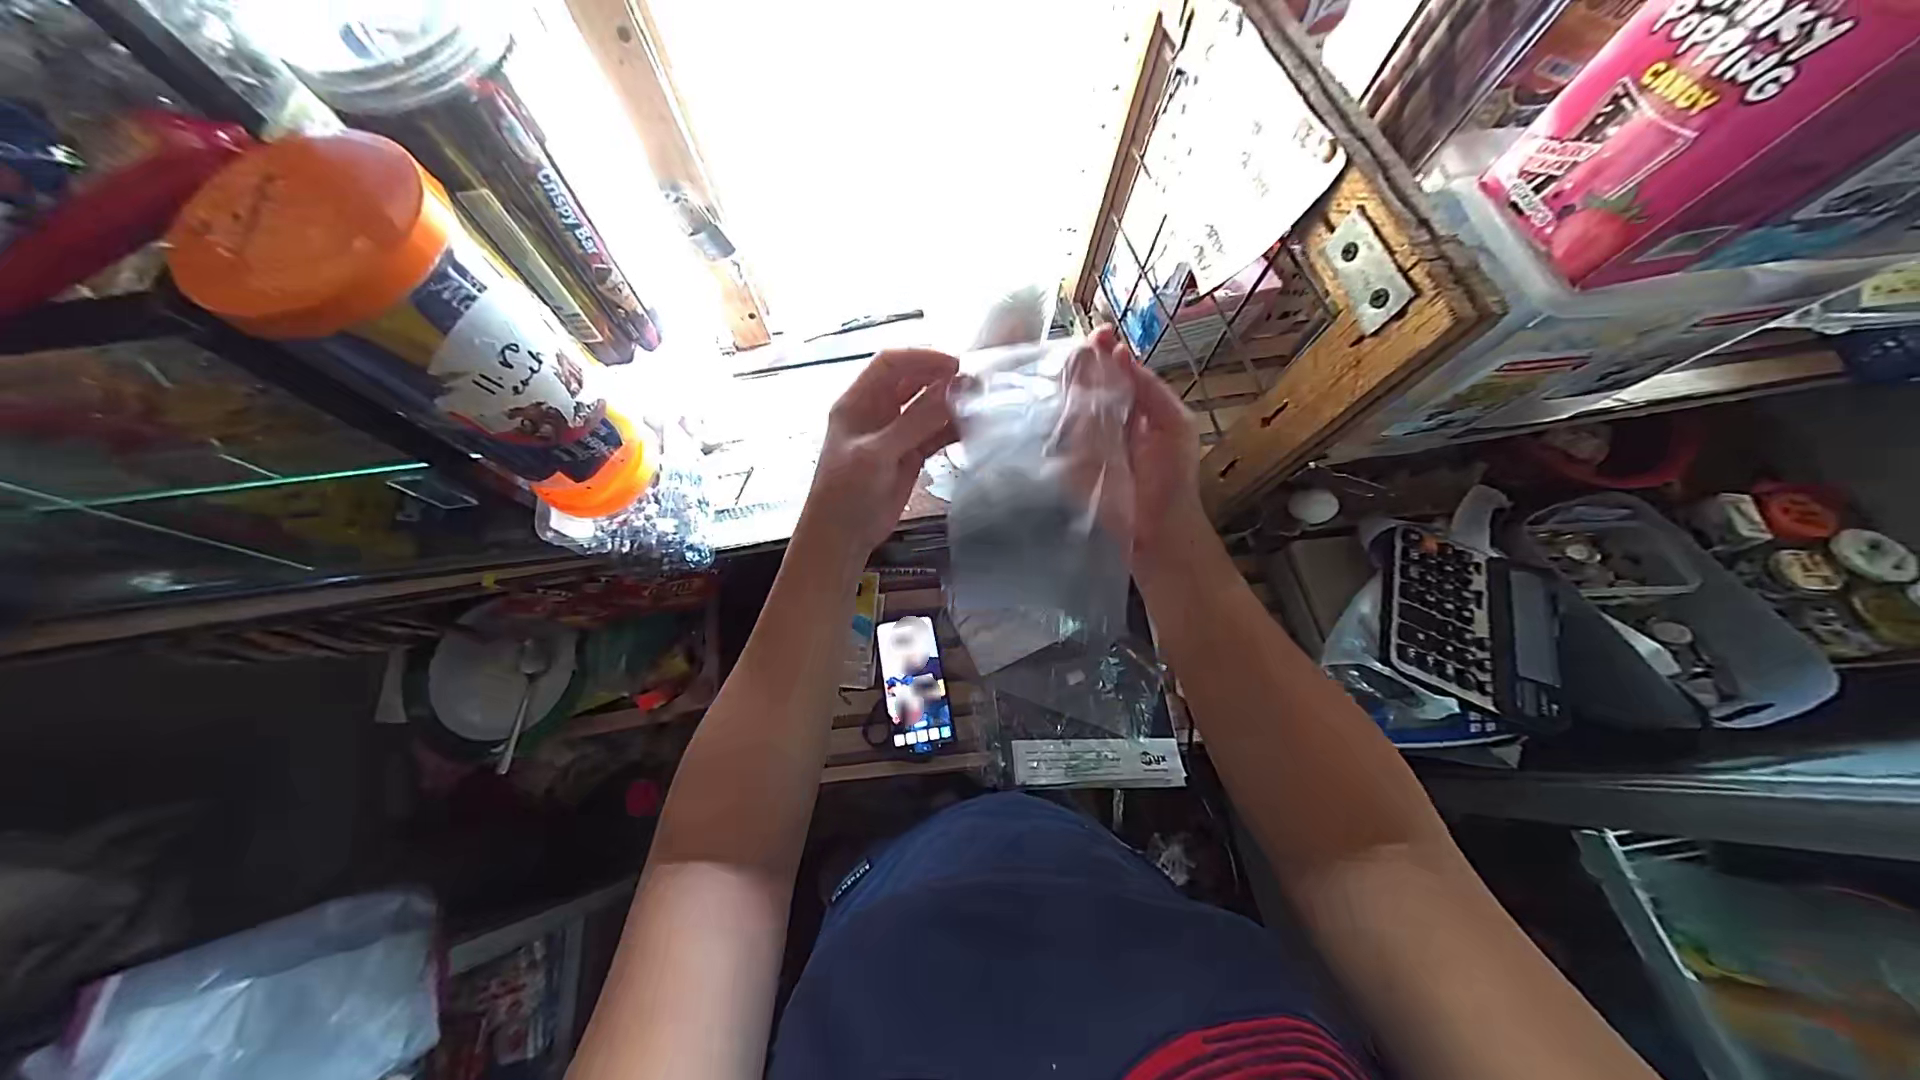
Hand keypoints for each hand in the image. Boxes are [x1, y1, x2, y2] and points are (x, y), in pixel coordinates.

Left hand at [797, 348, 958, 560]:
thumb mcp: (876, 454)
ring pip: (926, 407)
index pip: (890, 364)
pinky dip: (951, 430)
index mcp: (858, 402)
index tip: (954, 365)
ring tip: (977, 404)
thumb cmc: (846, 492)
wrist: (841, 536)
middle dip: (940, 378)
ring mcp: (895, 434)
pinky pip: (934, 434)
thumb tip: (950, 390)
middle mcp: (877, 412)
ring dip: (949, 404)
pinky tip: (971, 429)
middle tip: (973, 384)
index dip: (921, 358)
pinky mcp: (910, 456)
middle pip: (911, 381)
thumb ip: (913, 422)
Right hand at [1062, 326, 1207, 570]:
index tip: (1098, 334)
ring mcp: (1082, 443)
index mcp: (1131, 408)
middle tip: (1080, 347)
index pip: (1112, 372)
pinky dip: (1053, 419)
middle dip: (1081, 363)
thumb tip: (1119, 353)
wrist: (1158, 530)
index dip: (1104, 352)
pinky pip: (1055, 437)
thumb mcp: (1175, 424)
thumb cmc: (1172, 478)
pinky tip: (1054, 401)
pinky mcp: (1066, 466)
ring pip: (1067, 405)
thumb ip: (1151, 390)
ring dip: (1066, 385)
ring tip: (1067, 365)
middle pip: (1085, 384)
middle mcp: (1103, 421)